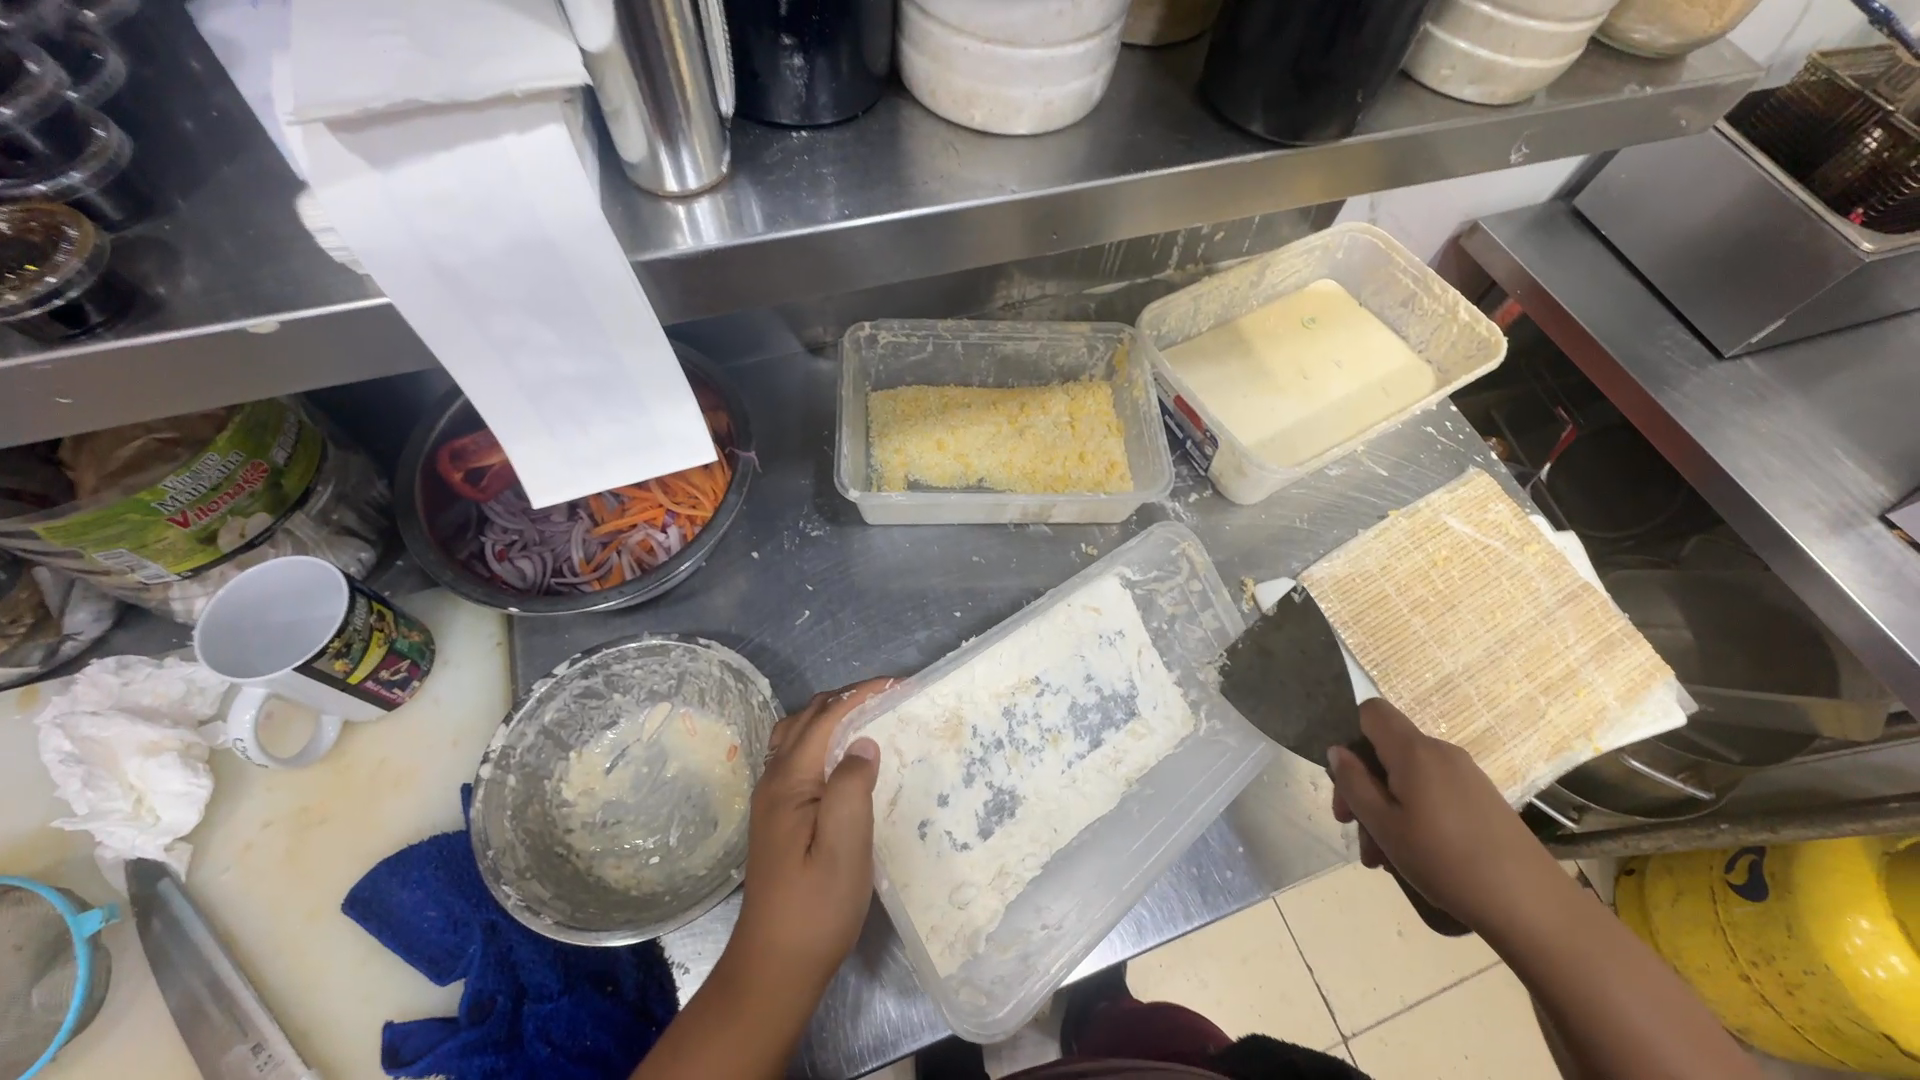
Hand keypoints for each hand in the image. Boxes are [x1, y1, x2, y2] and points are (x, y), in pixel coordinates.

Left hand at [728, 679, 892, 992]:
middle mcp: (773, 783)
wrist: (775, 964)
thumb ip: (851, 786)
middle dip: (846, 699)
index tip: (898, 685)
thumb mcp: (844, 847)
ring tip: (870, 717)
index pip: (824, 719)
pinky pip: (799, 759)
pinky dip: (823, 741)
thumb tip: (863, 743)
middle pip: (806, 720)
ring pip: (797, 738)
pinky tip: (846, 760)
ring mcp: (772, 801)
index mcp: (788, 783)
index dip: (860, 695)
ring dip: (831, 717)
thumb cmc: (816, 907)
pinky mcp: (778, 819)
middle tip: (889, 696)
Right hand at [1328, 698, 1569, 932]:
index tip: (1343, 777)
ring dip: (1385, 809)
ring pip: (1407, 778)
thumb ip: (1353, 783)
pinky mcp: (1481, 799)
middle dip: (1362, 785)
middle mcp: (1441, 753)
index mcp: (1414, 751)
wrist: (1530, 904)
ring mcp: (1465, 776)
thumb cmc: (1445, 861)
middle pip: (1386, 750)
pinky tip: (1410, 856)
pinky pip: (1431, 793)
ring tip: (1381, 858)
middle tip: (1350, 826)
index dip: (1349, 733)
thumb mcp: (1384, 825)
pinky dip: (1412, 815)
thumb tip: (1337, 751)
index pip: (1371, 711)